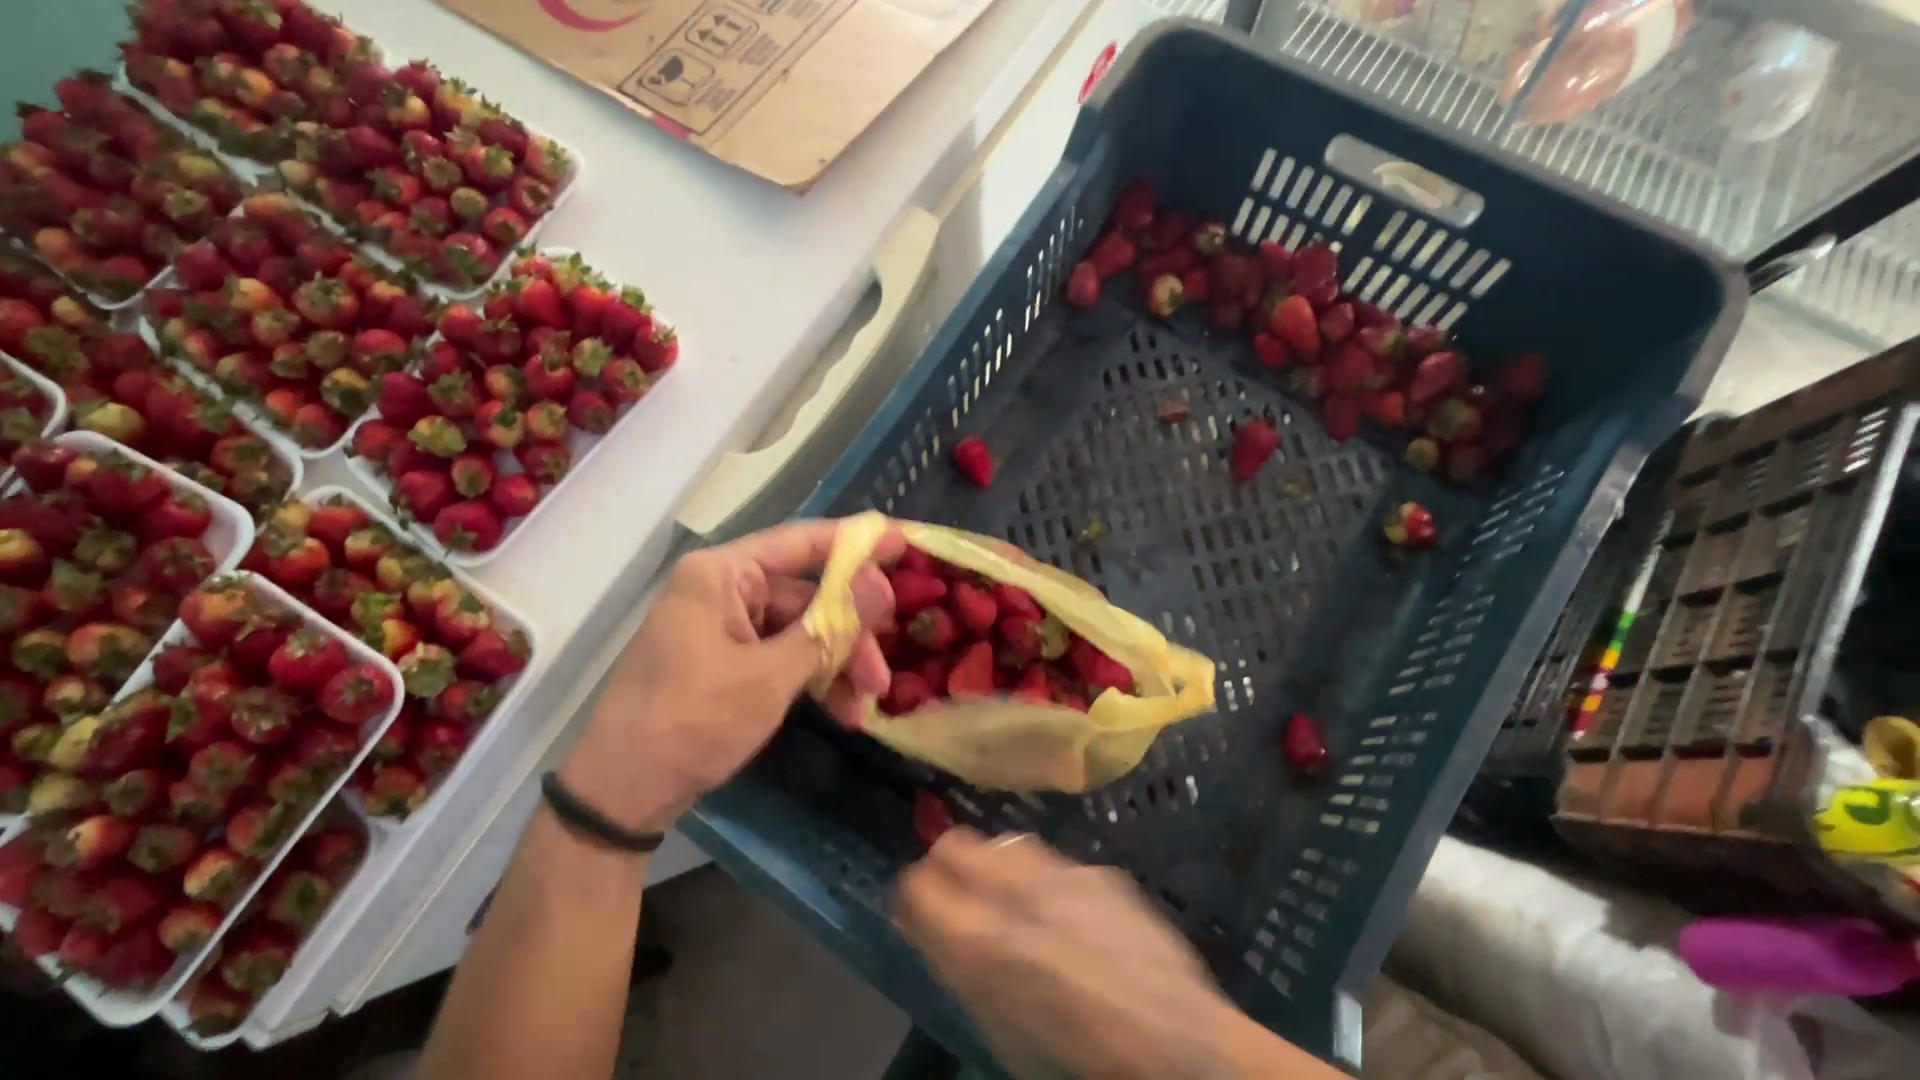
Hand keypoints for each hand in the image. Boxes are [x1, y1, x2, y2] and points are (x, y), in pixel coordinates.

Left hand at [562, 519, 899, 830]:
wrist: (622, 792)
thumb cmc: (692, 722)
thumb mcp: (769, 677)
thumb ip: (830, 627)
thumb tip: (881, 580)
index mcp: (721, 574)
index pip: (801, 542)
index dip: (857, 544)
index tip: (907, 545)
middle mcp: (721, 589)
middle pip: (806, 595)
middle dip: (850, 635)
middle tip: (883, 674)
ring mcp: (721, 627)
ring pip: (799, 631)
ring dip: (835, 665)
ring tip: (864, 706)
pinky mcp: (723, 661)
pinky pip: (780, 656)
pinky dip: (810, 680)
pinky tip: (840, 713)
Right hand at [897, 830, 1306, 1079]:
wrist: (1175, 1041)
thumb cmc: (1072, 1050)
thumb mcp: (998, 1021)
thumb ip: (959, 966)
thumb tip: (929, 925)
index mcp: (978, 939)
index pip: (915, 884)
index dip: (913, 894)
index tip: (917, 905)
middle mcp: (1013, 891)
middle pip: (954, 844)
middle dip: (948, 865)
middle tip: (957, 891)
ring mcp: (1059, 872)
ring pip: (1003, 844)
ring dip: (996, 865)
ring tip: (1010, 897)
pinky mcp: (1098, 872)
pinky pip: (1052, 861)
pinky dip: (1042, 877)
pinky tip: (1063, 910)